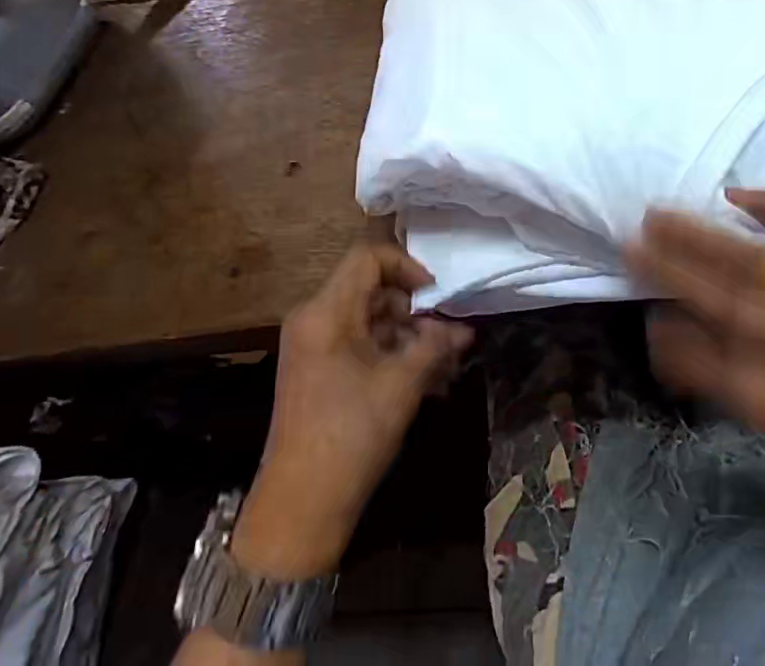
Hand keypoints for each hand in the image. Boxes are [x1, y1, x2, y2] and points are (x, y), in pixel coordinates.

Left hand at [233, 243, 473, 577]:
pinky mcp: (321, 371)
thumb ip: (436, 344)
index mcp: (325, 313)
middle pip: (374, 291)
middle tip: (452, 339)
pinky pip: (363, 346)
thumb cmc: (352, 434)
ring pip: (373, 321)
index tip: (437, 296)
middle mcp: (315, 320)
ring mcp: (315, 347)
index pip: (368, 258)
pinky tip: (429, 385)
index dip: (408, 267)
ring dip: (413, 338)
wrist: (301, 505)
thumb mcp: (403, 383)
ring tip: (447, 369)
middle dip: (418, 312)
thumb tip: (463, 327)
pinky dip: (395, 357)